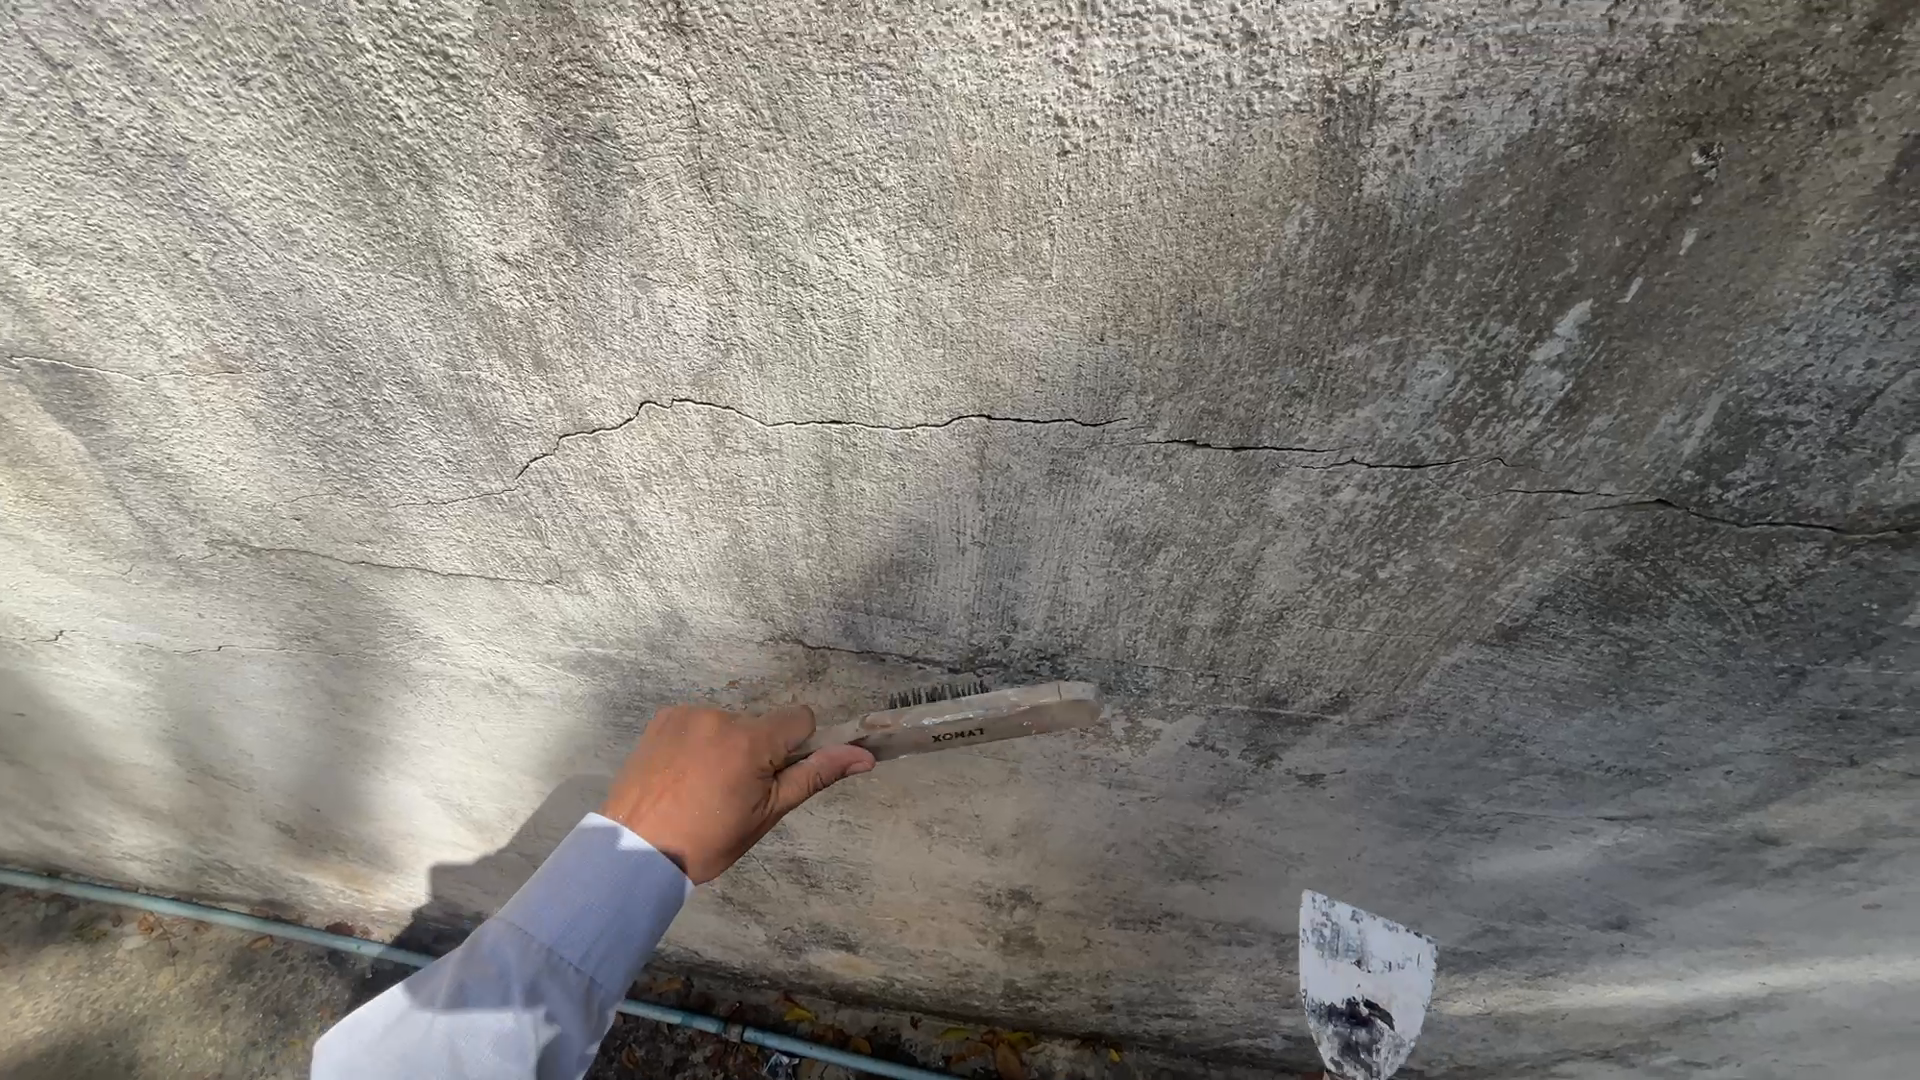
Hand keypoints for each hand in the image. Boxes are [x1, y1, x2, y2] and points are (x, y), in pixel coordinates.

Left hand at [599, 704, 874, 882]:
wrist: (633, 853)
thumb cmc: (707, 841)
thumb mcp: (768, 813)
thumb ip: (815, 776)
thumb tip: (864, 755)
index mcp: (751, 741)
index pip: (801, 718)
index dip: (796, 746)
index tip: (775, 775)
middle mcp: (722, 716)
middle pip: (762, 724)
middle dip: (758, 750)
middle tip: (733, 791)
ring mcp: (689, 713)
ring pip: (730, 723)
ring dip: (726, 745)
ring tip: (701, 785)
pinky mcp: (664, 717)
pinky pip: (699, 721)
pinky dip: (698, 741)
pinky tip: (681, 772)